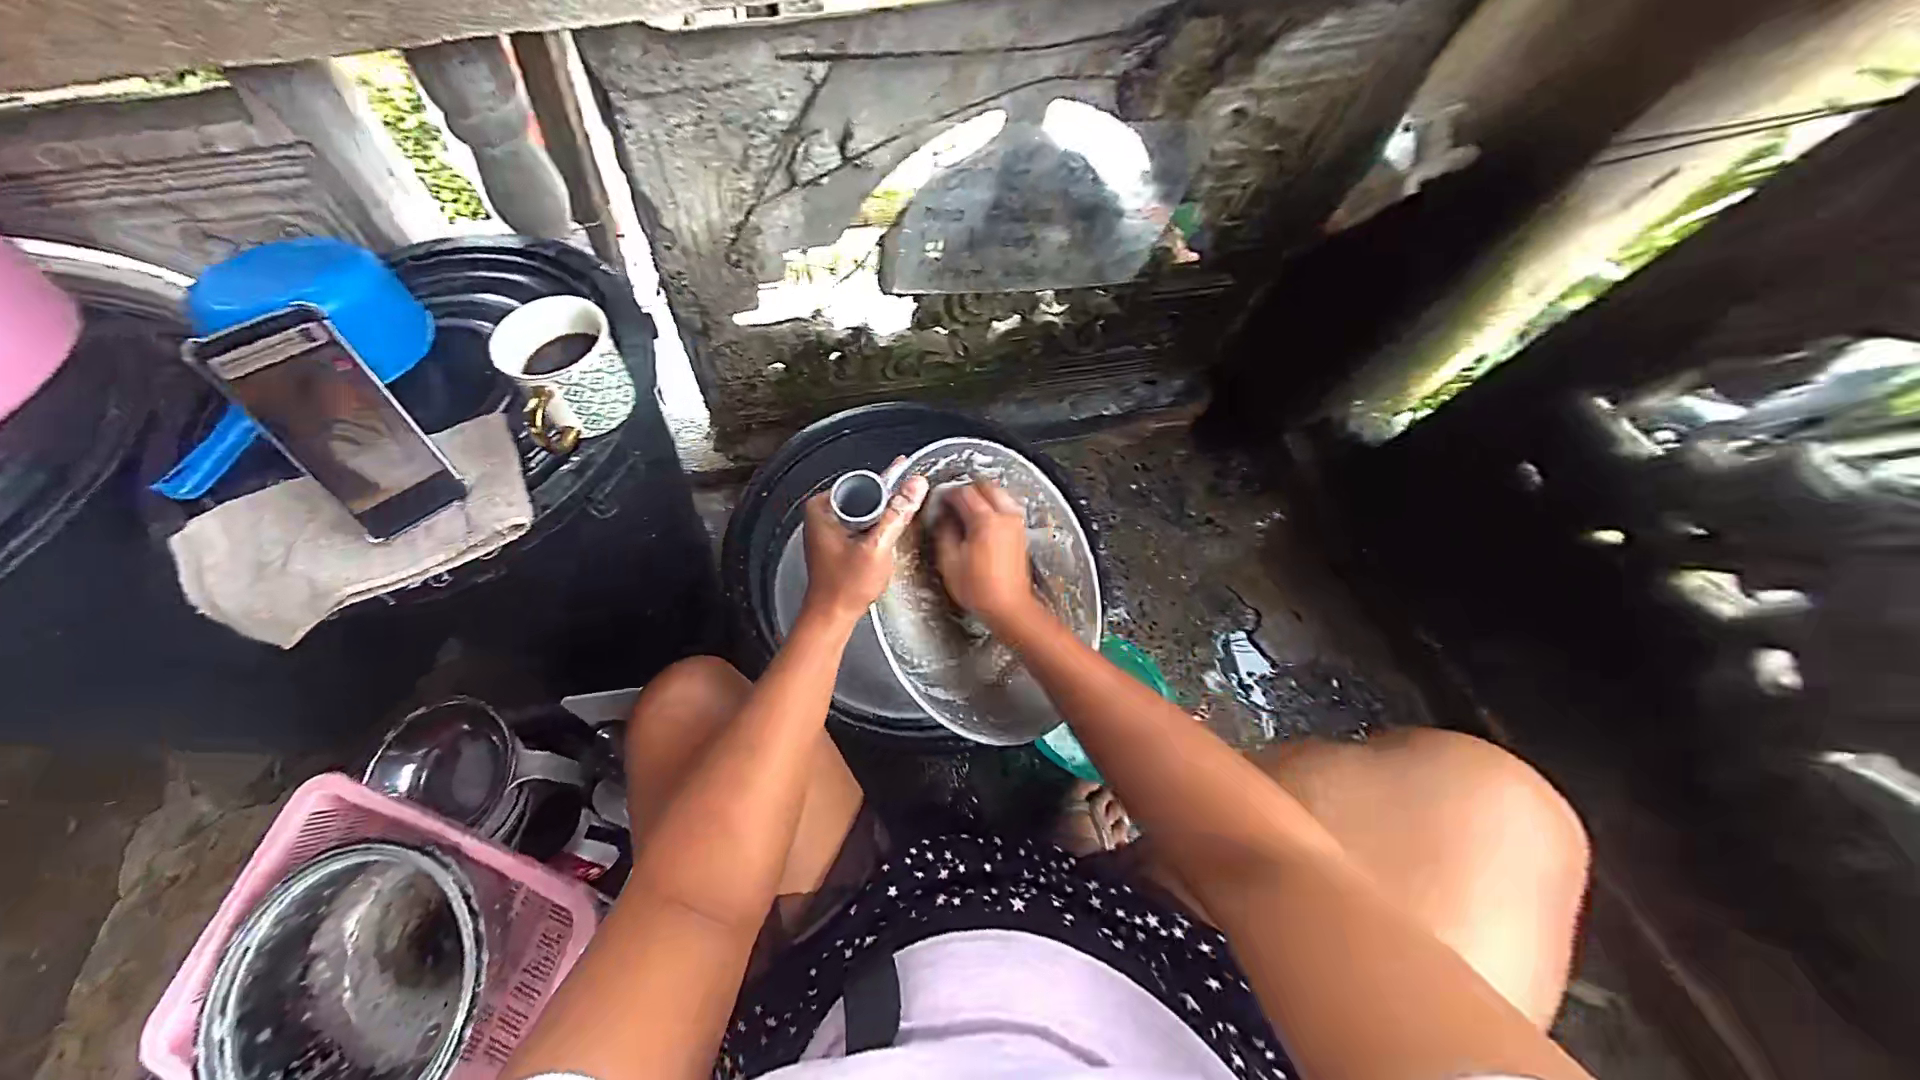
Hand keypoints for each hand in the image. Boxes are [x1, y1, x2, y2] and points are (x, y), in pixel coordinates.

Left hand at [801, 470, 928, 625]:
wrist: (832, 615)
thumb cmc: (843, 587)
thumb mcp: (876, 547)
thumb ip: (896, 514)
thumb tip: (914, 486)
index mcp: (823, 506)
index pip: (866, 482)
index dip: (890, 488)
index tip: (910, 488)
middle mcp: (823, 511)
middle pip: (868, 494)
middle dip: (888, 505)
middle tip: (896, 525)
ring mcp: (830, 525)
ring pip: (868, 508)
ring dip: (885, 518)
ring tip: (887, 540)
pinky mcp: (839, 537)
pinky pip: (864, 522)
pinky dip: (878, 529)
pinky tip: (885, 543)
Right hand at [930, 480, 1043, 631]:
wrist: (1009, 607)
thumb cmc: (980, 589)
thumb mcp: (949, 561)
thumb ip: (944, 532)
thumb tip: (943, 518)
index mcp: (985, 520)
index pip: (964, 492)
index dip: (948, 493)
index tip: (940, 500)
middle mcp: (1004, 517)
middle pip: (986, 486)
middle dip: (968, 489)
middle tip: (953, 500)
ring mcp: (1016, 525)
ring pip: (1000, 495)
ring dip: (983, 496)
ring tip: (967, 509)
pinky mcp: (1020, 534)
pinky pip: (1007, 508)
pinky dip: (994, 507)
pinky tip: (983, 521)